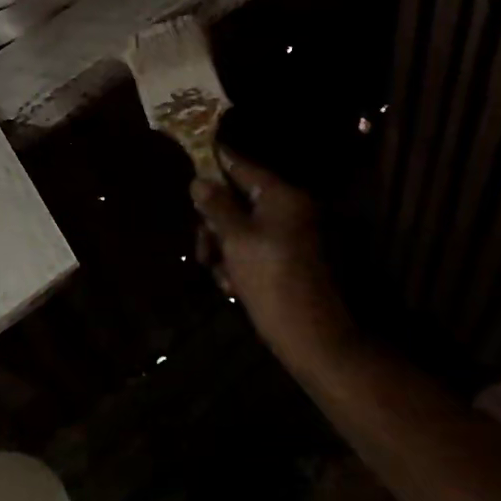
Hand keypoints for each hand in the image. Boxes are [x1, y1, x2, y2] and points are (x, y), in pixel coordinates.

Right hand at [190, 148, 355, 355]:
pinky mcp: (286, 261)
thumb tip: (199, 181)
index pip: (240, 166)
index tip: (188, 162)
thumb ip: (216, 206)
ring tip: (218, 274)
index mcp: (282, 197)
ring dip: (221, 248)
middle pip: (235, 200)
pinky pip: (250, 249)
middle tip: (202, 247)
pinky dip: (236, 263)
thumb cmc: (271, 280)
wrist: (312, 339)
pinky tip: (231, 285)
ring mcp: (289, 237)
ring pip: (238, 228)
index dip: (212, 164)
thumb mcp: (235, 239)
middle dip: (213, 223)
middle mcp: (288, 211)